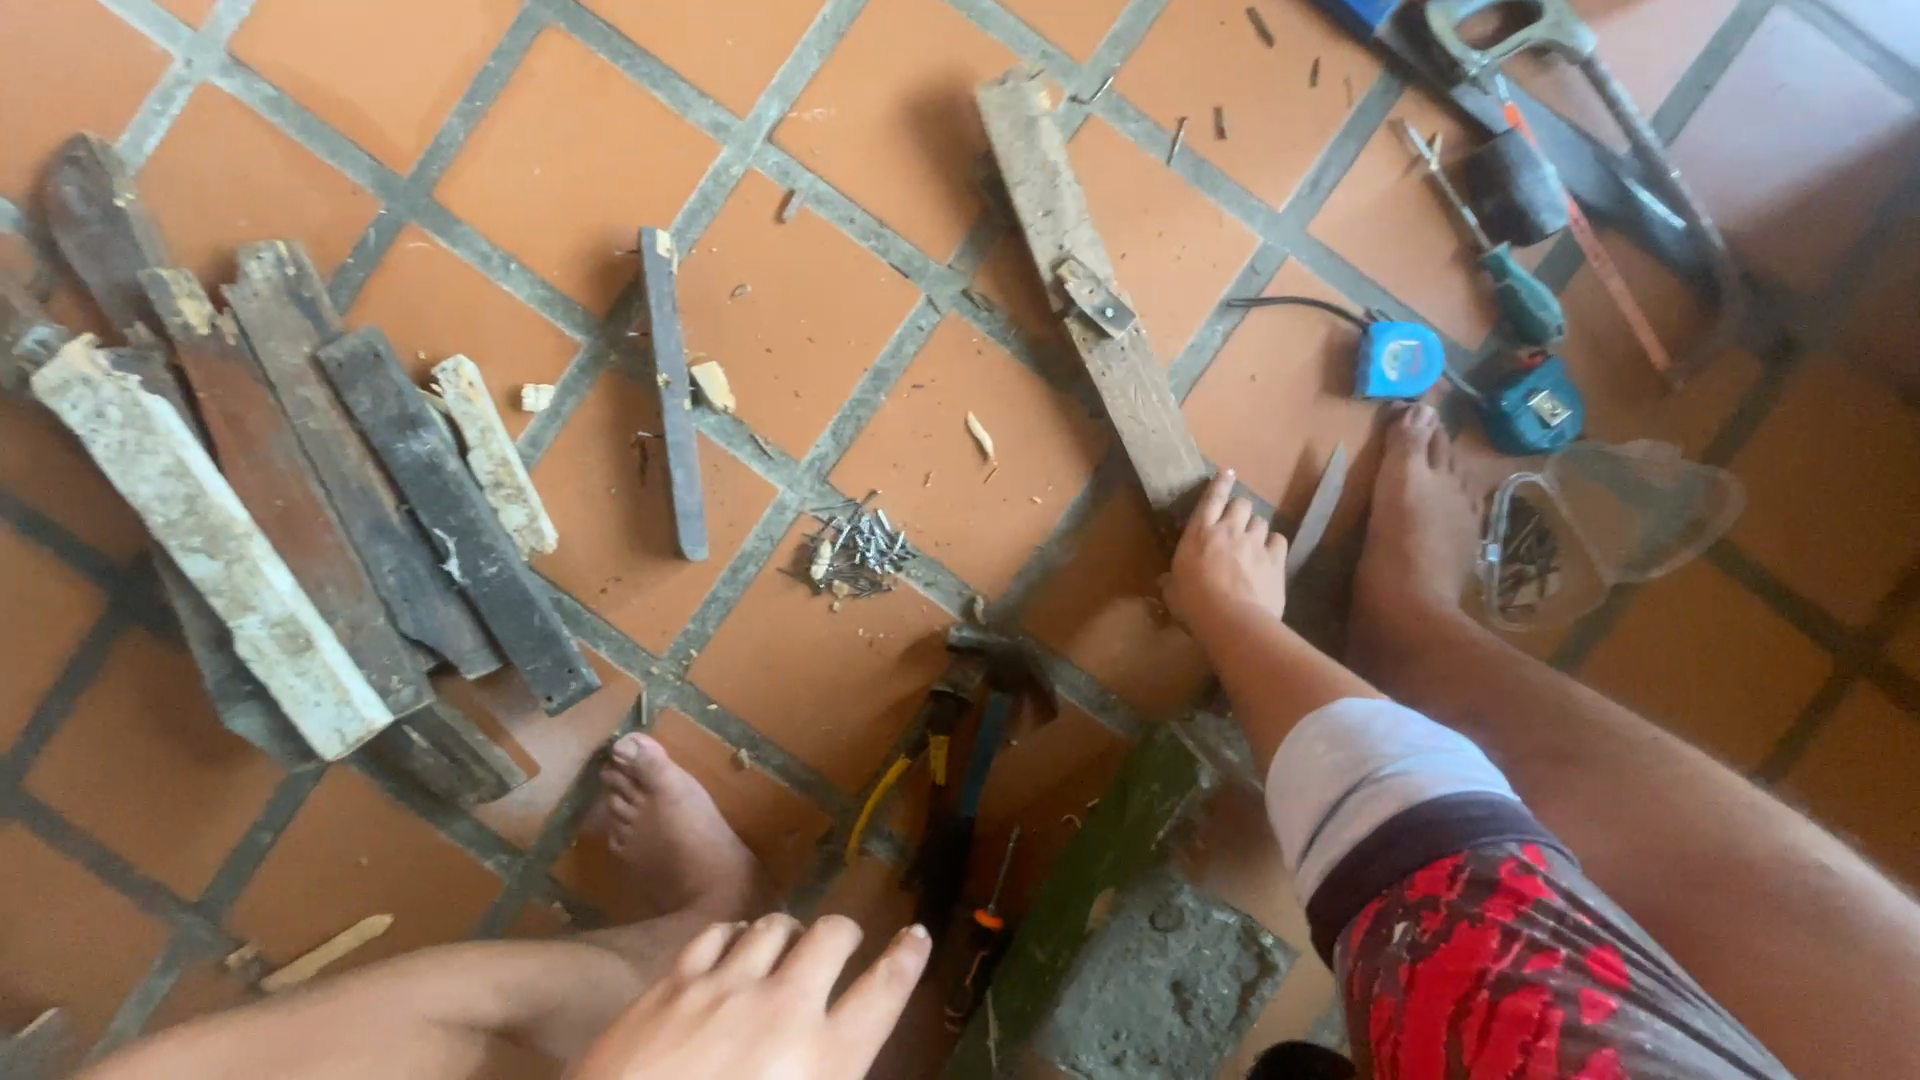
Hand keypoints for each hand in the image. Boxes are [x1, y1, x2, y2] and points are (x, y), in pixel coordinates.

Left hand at [571, 914, 930, 1079]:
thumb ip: (824, 1075)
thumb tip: (832, 1061)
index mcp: (822, 1060)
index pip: (883, 992)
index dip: (907, 958)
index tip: (917, 935)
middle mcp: (783, 1009)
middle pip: (832, 936)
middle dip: (843, 934)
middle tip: (841, 945)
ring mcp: (725, 988)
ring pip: (775, 926)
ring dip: (789, 933)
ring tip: (785, 945)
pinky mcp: (674, 983)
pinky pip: (718, 934)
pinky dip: (734, 935)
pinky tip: (731, 947)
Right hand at [1163, 469, 1288, 634]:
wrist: (1232, 620)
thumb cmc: (1194, 604)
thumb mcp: (1173, 592)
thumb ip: (1172, 581)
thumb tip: (1166, 581)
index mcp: (1199, 533)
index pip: (1211, 498)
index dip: (1220, 483)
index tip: (1227, 472)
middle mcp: (1229, 530)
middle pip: (1242, 504)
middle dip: (1240, 510)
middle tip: (1236, 523)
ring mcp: (1255, 543)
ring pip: (1261, 521)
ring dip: (1256, 528)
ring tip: (1253, 542)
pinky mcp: (1276, 559)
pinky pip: (1279, 540)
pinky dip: (1273, 544)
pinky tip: (1269, 555)